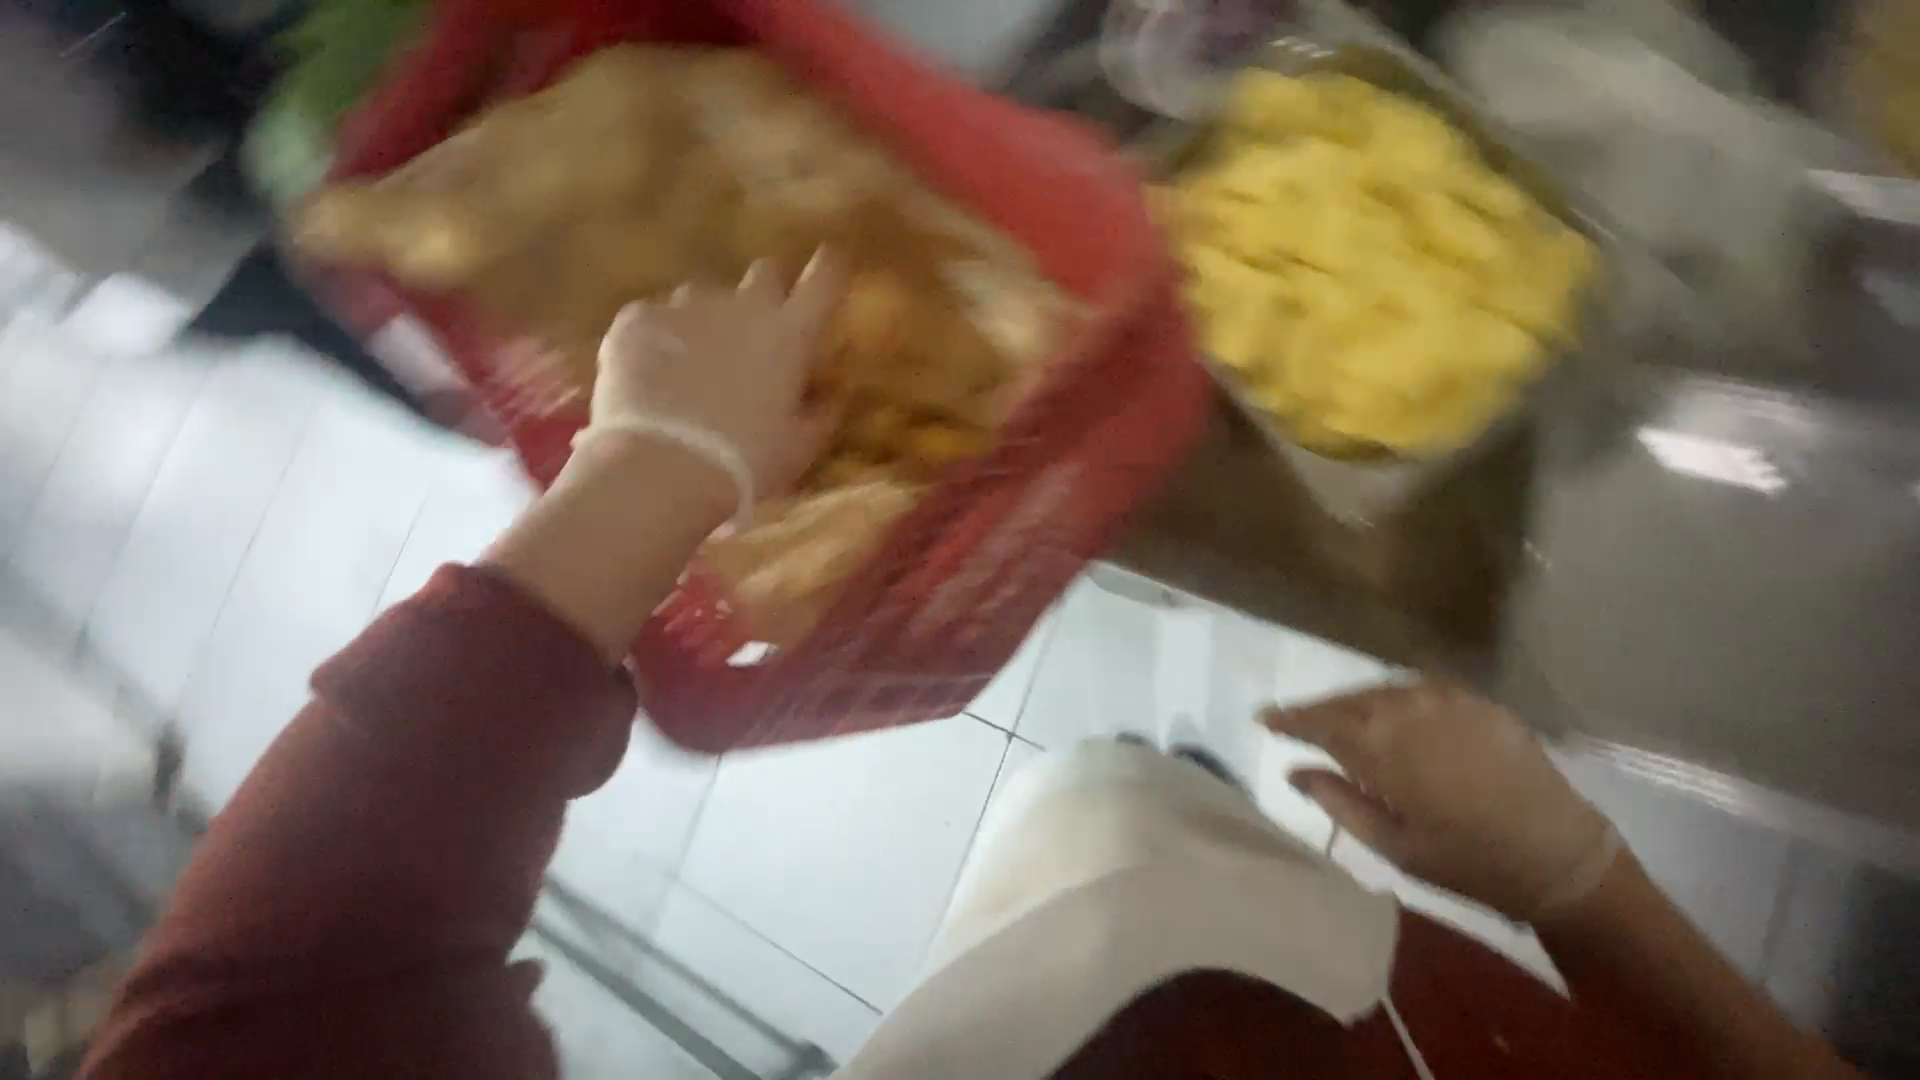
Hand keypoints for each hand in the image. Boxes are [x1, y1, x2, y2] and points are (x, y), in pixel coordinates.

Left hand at [583, 250, 845, 500]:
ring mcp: (686, 308)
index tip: (830, 264)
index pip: (824, 279)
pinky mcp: (637, 319)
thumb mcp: (799, 449)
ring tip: (695, 362)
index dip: (829, 269)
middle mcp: (742, 307)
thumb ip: (819, 415)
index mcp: (790, 336)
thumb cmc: (746, 463)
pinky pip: (654, 318)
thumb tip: (828, 398)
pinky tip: (651, 373)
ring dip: (708, 320)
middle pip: (764, 273)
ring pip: (703, 296)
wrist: (662, 469)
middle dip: (768, 291)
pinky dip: (658, 339)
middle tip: (759, 329)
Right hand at [1263, 682, 1620, 921]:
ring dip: (1354, 702)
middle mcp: (1406, 710)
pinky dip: (1395, 697)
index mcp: (1380, 746)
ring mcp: (1446, 700)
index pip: (1317, 722)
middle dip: (1318, 710)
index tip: (1262, 717)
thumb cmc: (1468, 861)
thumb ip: (1338, 801)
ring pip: (1381, 690)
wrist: (1564, 859)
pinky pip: (1420, 688)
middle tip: (1298, 722)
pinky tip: (1393, 712)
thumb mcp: (1392, 844)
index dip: (1287, 719)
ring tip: (1342, 719)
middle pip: (1346, 701)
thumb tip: (1295, 770)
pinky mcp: (1477, 702)